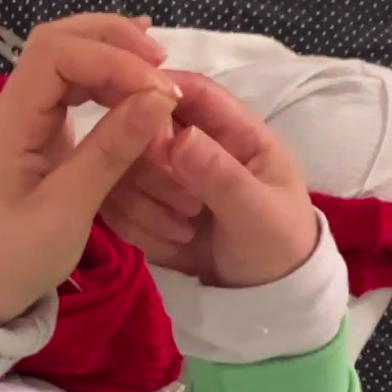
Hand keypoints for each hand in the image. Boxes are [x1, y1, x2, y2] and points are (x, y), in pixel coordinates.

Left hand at [0, 15, 181, 323]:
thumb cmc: (18, 259)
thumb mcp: (68, 211)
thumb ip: (111, 151)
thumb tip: (160, 96)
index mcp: (6, 126)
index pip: (52, 55)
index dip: (109, 58)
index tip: (157, 86)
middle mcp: (8, 112)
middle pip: (54, 44)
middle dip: (110, 42)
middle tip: (162, 63)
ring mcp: (20, 120)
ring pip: (62, 61)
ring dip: (109, 57)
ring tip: (156, 70)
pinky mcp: (35, 134)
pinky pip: (67, 89)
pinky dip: (102, 79)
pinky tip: (133, 81)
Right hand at [100, 70, 317, 287]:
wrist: (260, 299)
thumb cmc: (277, 246)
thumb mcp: (258, 213)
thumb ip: (221, 176)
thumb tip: (178, 137)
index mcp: (233, 132)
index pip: (192, 92)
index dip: (160, 93)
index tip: (133, 116)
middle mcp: (191, 147)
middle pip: (143, 130)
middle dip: (153, 169)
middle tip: (186, 206)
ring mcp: (162, 178)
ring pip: (121, 170)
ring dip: (145, 204)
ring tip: (184, 231)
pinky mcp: (141, 207)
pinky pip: (114, 205)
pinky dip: (135, 227)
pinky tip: (169, 244)